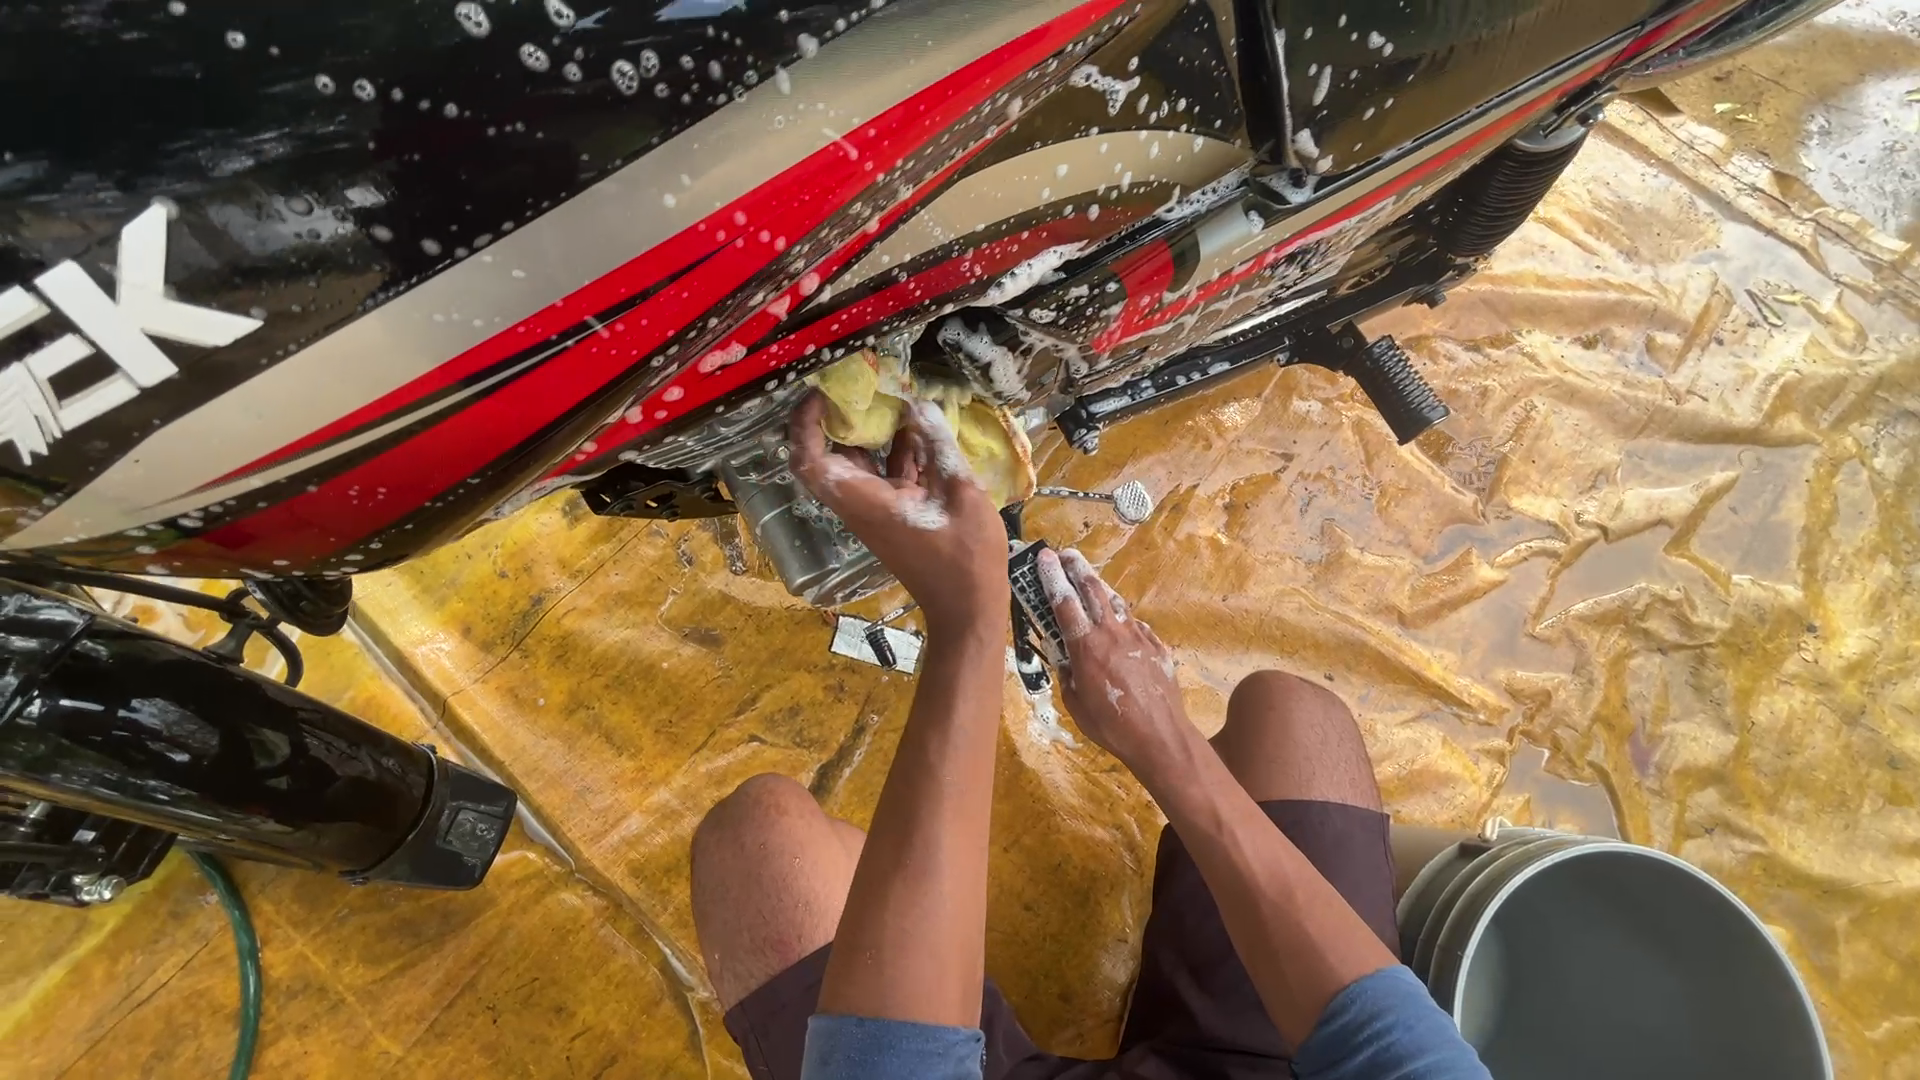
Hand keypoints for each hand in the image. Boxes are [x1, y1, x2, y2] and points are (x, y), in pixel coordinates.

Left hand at [790, 392, 1009, 637]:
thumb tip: (918, 402)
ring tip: (894, 396)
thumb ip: (939, 446)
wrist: (967, 609)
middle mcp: (862, 505)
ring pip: (860, 464)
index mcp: (868, 502)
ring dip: (872, 432)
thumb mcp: (963, 495)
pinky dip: (897, 452)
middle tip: (860, 385)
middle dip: (839, 418)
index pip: (812, 461)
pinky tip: (922, 429)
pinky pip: (884, 476)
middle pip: (831, 456)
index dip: (805, 425)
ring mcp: (877, 511)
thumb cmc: (967, 557)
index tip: (822, 394)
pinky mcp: (894, 514)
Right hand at [1038, 548, 1191, 772]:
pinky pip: (1136, 625)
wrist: (1161, 737)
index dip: (1052, 577)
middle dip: (1077, 568)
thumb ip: (1067, 676)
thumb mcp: (1076, 705)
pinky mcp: (1156, 646)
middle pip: (1092, 589)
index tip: (1044, 556)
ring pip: (1115, 602)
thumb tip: (1065, 660)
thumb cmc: (1112, 726)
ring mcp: (1137, 636)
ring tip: (1089, 578)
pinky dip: (1123, 618)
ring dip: (1100, 587)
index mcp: (1086, 647)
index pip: (1064, 602)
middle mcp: (1111, 633)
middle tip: (1066, 554)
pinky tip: (1120, 622)